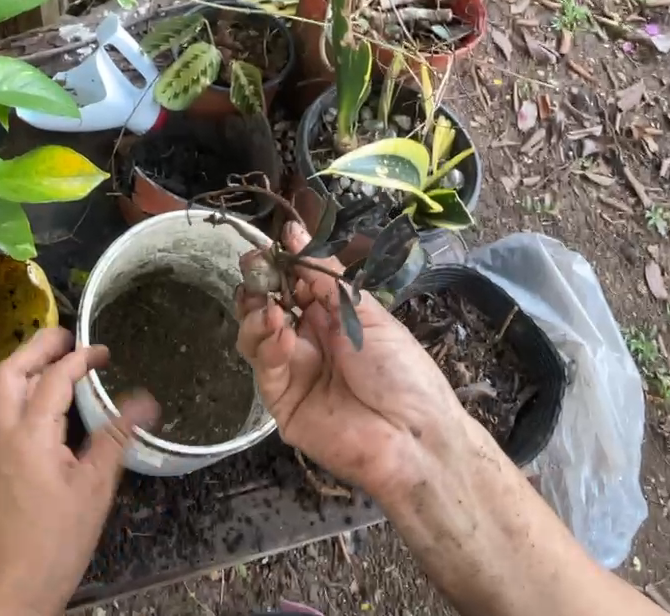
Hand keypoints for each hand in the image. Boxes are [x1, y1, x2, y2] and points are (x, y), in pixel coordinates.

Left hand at [0, 327, 158, 615]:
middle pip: (10, 370)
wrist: (12, 591)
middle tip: (70, 337)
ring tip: (62, 361)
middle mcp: (3, 433)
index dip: (80, 358)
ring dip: (28, 365)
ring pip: (2, 389)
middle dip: (38, 346)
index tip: (104, 352)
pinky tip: (50, 399)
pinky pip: (3, 409)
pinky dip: (23, 388)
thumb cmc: (57, 541)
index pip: (54, 378)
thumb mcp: (95, 488)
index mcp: (29, 435)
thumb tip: (147, 401)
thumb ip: (116, 437)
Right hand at [235, 224, 472, 502]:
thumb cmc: (401, 370)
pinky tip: (282, 334)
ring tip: (269, 308)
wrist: (415, 437)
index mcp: (331, 316)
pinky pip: (264, 367)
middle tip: (254, 269)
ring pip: (255, 335)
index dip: (280, 265)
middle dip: (258, 285)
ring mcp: (292, 370)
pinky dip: (268, 345)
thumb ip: (324, 275)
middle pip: (266, 306)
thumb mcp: (366, 313)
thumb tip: (294, 232)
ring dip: (256, 314)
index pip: (293, 283)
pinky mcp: (281, 400)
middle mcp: (307, 339)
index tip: (270, 247)